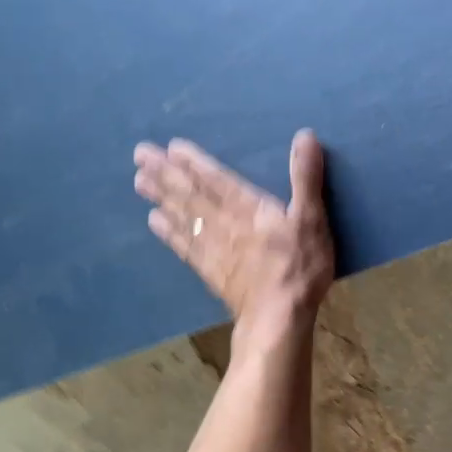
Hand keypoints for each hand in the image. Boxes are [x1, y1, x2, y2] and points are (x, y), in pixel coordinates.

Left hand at [133, 129, 334, 328]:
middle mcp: (224, 222)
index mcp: (249, 207)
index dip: (194, 162)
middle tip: (140, 155)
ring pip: (182, 216)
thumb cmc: (300, 265)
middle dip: (166, 173)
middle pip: (191, 194)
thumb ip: (306, 178)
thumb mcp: (312, 218)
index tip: (171, 147)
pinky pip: (184, 245)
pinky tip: (154, 221)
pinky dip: (168, 231)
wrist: (277, 315)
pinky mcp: (211, 270)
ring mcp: (213, 248)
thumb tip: (304, 136)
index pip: (216, 179)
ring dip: (160, 197)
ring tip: (139, 180)